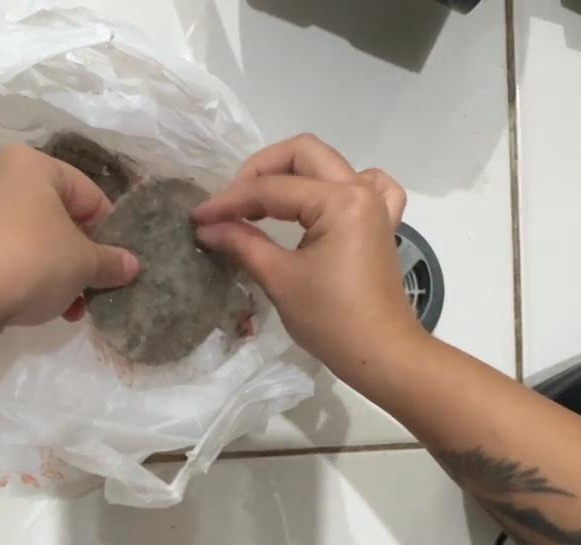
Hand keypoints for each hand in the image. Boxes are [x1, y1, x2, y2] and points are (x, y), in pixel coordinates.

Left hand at [0, 143, 139, 336]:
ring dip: (57, 276)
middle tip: (92, 292)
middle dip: (81, 260)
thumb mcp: (82, 264)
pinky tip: (33, 308)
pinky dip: (25, 278)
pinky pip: (5, 255)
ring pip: (33, 241)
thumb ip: (111, 263)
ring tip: (67, 309)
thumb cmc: (28, 260)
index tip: (117, 267)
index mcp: (33, 163)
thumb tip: (132, 265)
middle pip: (59, 218)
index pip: (89, 194)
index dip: (110, 232)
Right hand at [192, 135, 421, 370]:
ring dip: (296, 174)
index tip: (199, 218)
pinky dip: (343, 186)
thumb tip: (208, 228)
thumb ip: (243, 244)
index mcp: (339, 201)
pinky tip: (328, 201)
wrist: (380, 354)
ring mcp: (376, 205)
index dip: (230, 201)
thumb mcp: (280, 280)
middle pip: (303, 155)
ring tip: (267, 201)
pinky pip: (369, 187)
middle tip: (231, 202)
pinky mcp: (381, 225)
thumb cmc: (331, 321)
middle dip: (260, 172)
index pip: (272, 189)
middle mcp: (361, 190)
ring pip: (331, 165)